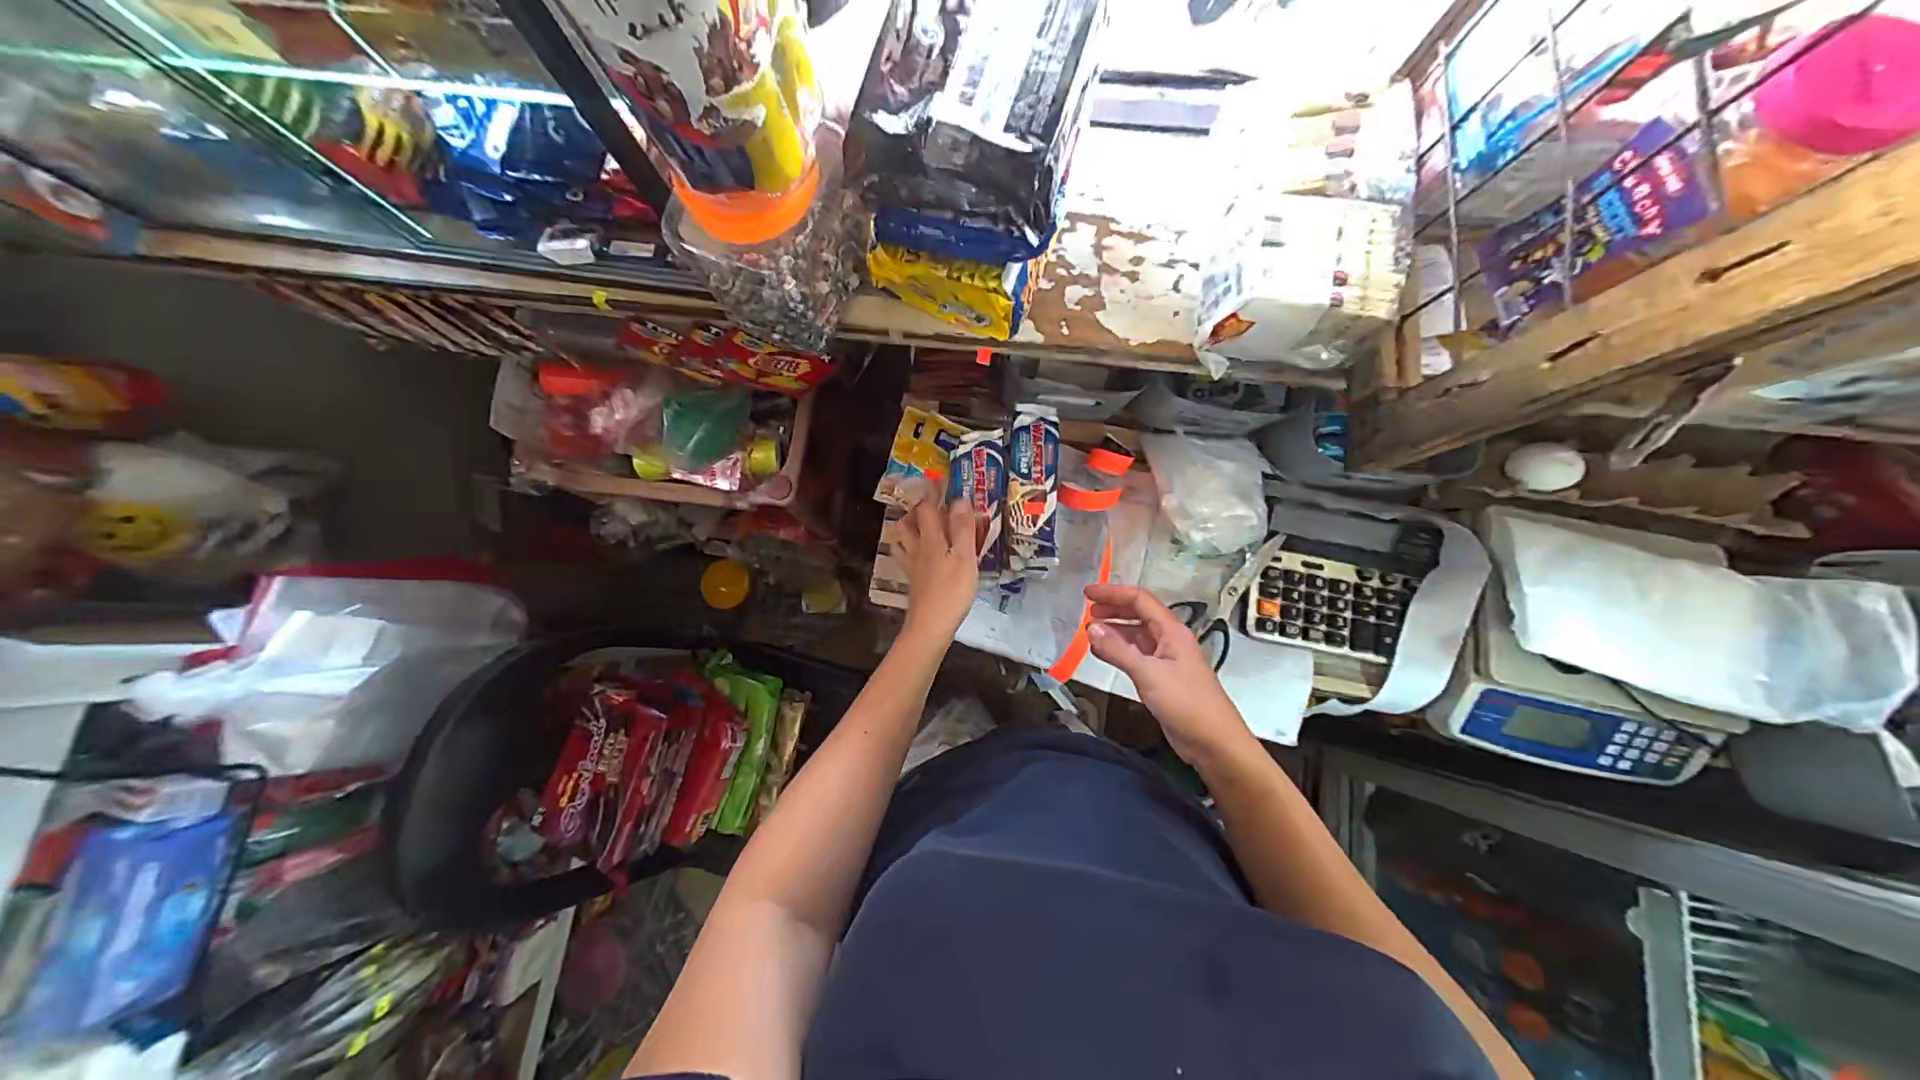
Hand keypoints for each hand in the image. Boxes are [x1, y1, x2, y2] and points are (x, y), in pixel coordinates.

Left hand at [895, 493, 979, 636]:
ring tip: (922, 524)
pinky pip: (905, 557)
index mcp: (931, 540)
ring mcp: (911, 566)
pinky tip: (918, 554)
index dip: (931, 493)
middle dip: (915, 509)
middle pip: (907, 522)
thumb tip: (960, 499)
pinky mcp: (912, 580)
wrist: (930, 626)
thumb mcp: (965, 558)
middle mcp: (917, 549)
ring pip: (902, 539)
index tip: (939, 482)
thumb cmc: (952, 591)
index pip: (926, 508)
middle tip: (929, 503)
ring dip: (909, 527)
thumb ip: (963, 529)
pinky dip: (909, 549)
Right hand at [1084, 584, 1258, 767]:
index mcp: (1172, 632)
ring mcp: (1167, 660)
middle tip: (1088, 611)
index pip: (1140, 600)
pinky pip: (1137, 655)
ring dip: (1115, 629)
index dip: (1113, 593)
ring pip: (1137, 635)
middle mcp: (1170, 641)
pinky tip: (1105, 654)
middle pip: (1139, 614)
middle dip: (1113, 608)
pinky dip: (1119, 650)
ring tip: (1091, 631)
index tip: (1088, 593)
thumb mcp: (1149, 674)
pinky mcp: (1163, 678)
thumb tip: (1092, 629)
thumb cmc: (1188, 705)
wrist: (1215, 743)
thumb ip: (1118, 651)